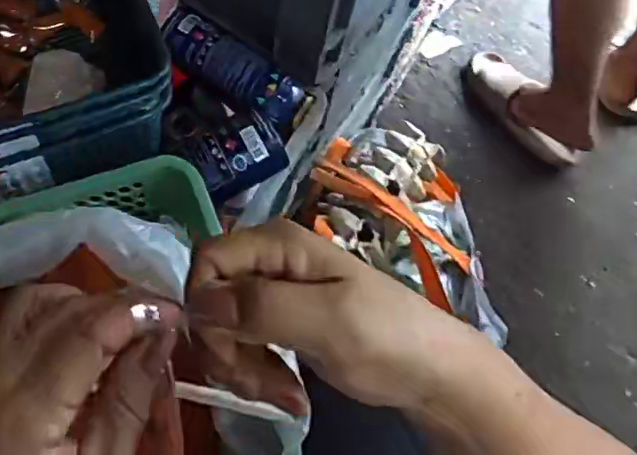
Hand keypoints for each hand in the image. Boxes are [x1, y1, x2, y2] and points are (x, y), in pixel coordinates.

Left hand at [0, 284, 182, 454]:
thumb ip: (128, 402)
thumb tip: (161, 334)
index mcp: (25, 411)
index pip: (87, 329)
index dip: (134, 311)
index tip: (174, 311)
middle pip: (62, 309)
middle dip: (115, 304)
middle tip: (157, 316)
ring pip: (36, 300)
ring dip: (83, 301)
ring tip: (121, 323)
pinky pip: (16, 316)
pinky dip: (53, 308)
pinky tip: (81, 327)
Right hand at [187, 220, 492, 416]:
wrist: (437, 373)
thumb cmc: (386, 337)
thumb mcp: (327, 321)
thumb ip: (261, 305)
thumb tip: (198, 300)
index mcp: (276, 242)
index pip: (208, 257)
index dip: (204, 303)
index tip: (227, 350)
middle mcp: (268, 257)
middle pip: (213, 292)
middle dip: (225, 343)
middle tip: (255, 384)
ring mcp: (275, 287)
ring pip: (225, 320)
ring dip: (241, 362)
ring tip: (280, 394)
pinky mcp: (283, 317)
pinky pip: (246, 338)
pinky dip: (257, 368)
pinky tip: (286, 391)